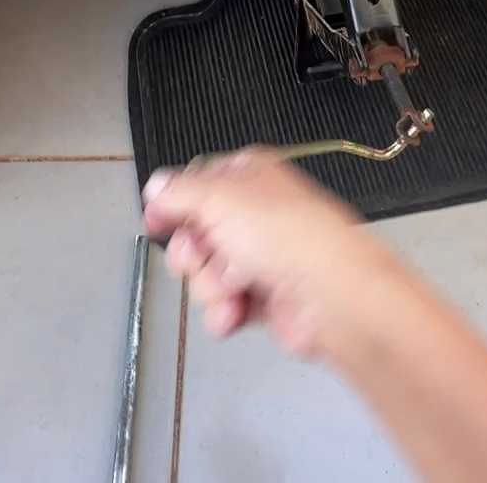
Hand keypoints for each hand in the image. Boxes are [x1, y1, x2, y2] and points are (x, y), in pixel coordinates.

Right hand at [142, 149, 417, 358]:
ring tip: (236, 285)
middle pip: (193, 234)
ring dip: (211, 286)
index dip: (173, 206)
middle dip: (193, 252)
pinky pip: (221, 305)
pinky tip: (237, 311)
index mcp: (247, 176)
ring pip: (204, 273)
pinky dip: (225, 311)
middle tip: (204, 255)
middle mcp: (252, 213)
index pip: (195, 186)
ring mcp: (258, 256)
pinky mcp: (261, 297)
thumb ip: (180, 192)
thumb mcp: (220, 199)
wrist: (331, 294)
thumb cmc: (285, 234)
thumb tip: (155, 185)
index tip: (156, 222)